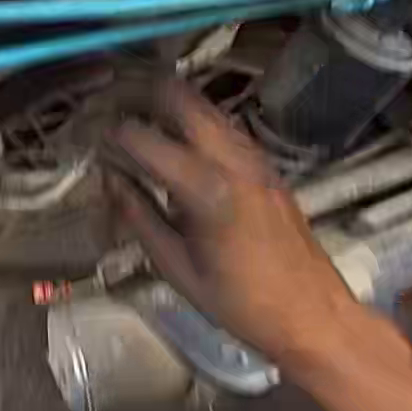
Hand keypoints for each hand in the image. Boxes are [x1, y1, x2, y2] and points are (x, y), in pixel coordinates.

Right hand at [106, 84, 372, 374]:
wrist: (318, 319)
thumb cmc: (242, 301)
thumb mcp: (176, 267)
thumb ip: (138, 215)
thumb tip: (110, 177)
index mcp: (205, 188)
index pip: (142, 137)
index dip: (111, 134)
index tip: (93, 139)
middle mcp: (230, 158)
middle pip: (175, 95)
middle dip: (136, 92)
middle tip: (110, 104)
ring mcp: (251, 154)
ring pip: (199, 101)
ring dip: (162, 100)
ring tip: (135, 115)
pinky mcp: (262, 159)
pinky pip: (217, 119)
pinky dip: (188, 116)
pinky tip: (173, 137)